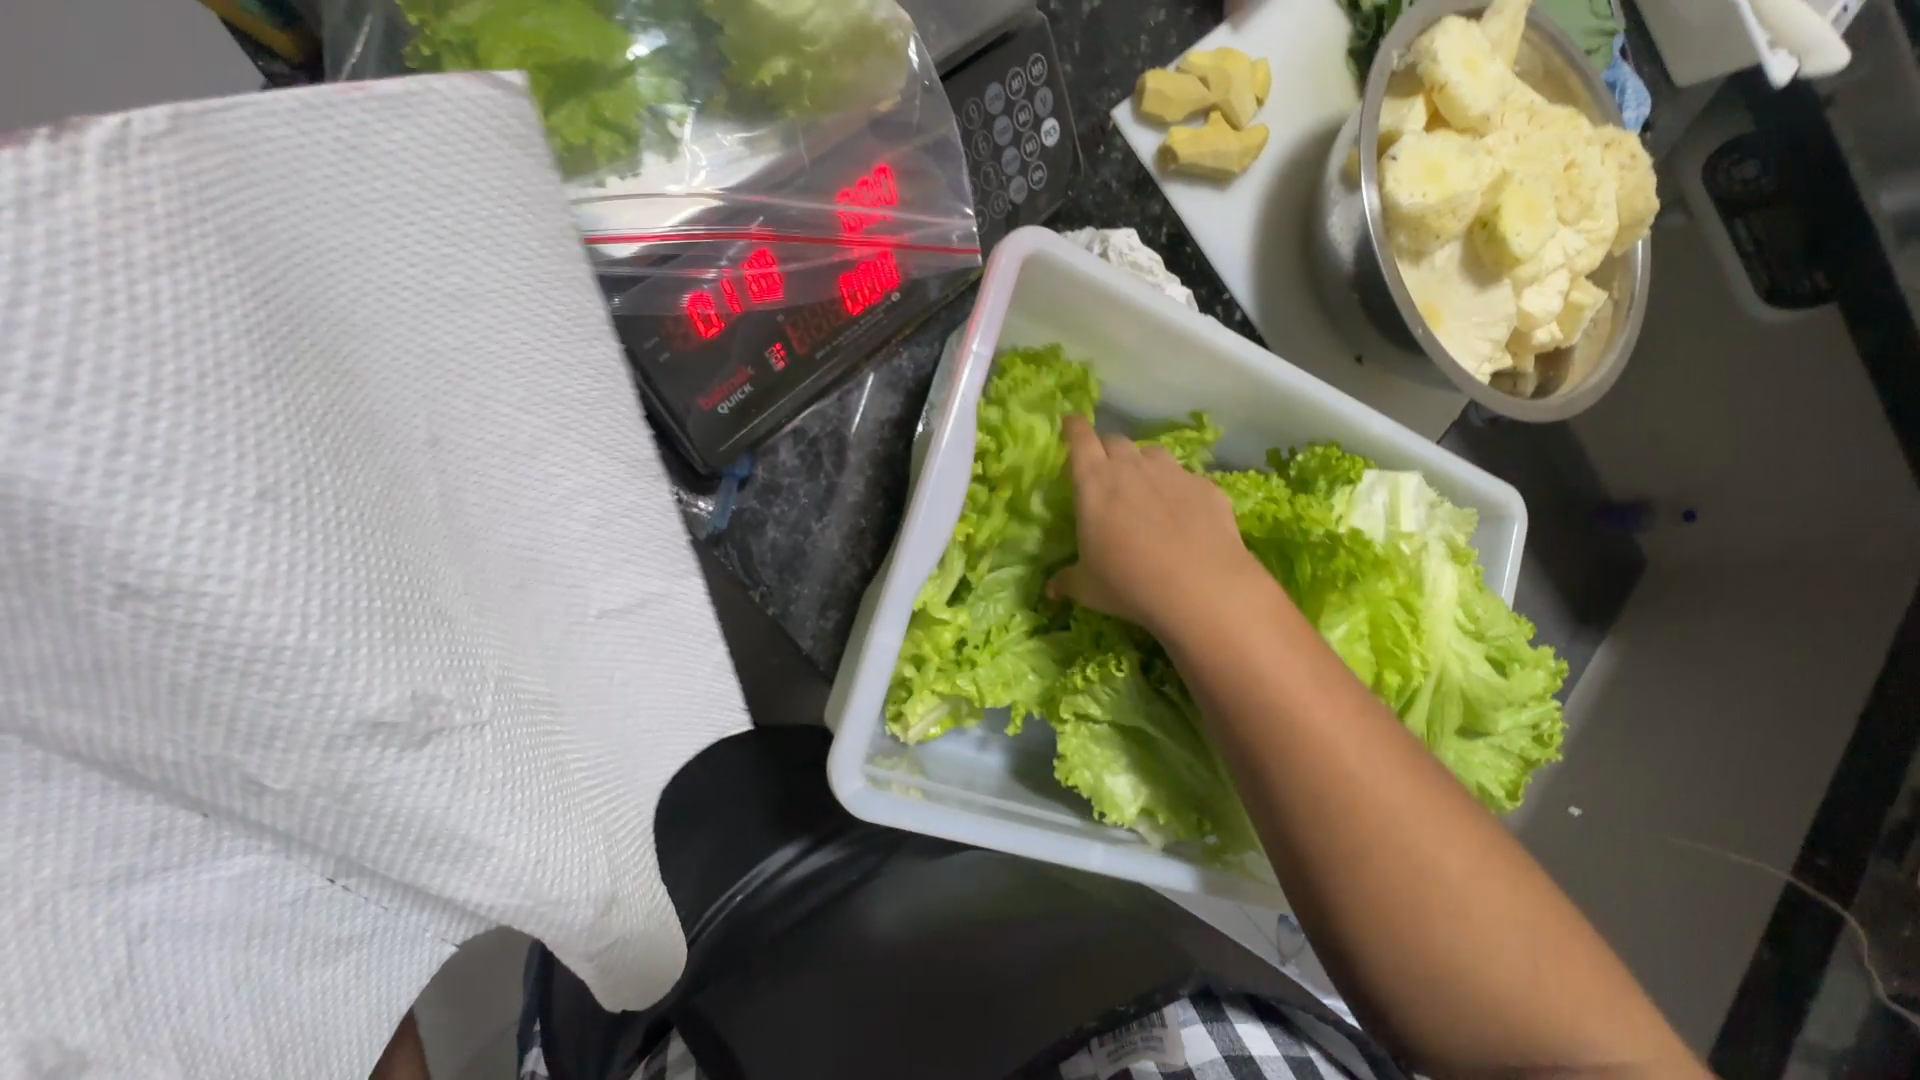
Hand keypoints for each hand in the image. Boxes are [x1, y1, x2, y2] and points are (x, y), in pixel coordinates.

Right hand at [1051, 415, 1273, 638]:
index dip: (1073, 428)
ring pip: (1152, 453)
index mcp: (1094, 482)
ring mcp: (1173, 473)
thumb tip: (1051, 590)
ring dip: (1143, 464)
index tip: (1070, 424)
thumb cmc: (1128, 583)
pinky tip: (1182, 515)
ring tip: (1144, 488)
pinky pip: (1186, 478)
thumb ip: (1067, 581)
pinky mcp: (1206, 487)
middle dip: (1106, 449)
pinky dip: (1178, 490)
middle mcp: (1132, 467)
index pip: (1079, 438)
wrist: (1201, 588)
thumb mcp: (1088, 588)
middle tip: (1103, 471)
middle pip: (1115, 440)